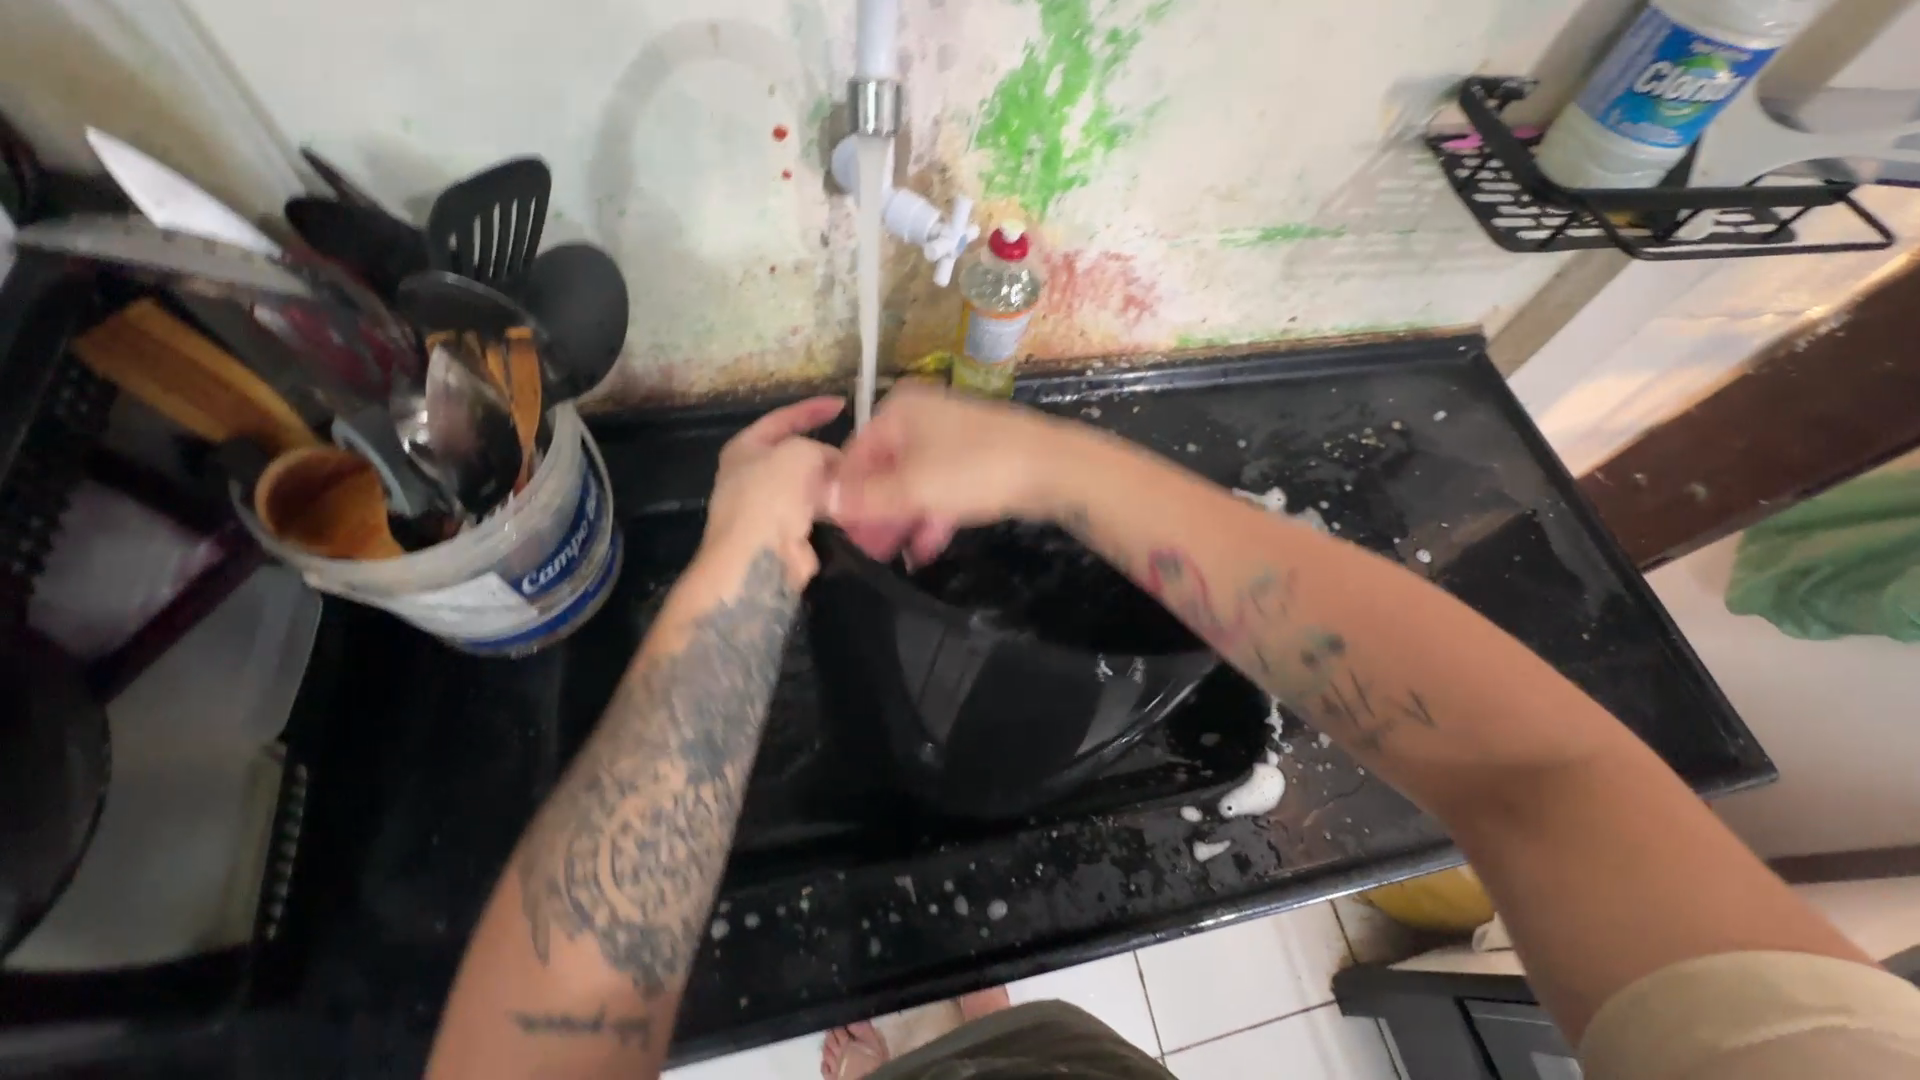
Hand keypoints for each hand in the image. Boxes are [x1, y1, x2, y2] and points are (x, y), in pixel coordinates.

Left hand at [701, 396, 844, 582]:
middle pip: (798, 456)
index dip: (811, 409)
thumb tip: (835, 465)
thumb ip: (821, 448)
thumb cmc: (771, 493)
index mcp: (745, 448)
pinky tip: (856, 505)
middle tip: (859, 452)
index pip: (781, 419)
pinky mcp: (785, 534)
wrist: (760, 555)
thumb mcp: (799, 452)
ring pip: (810, 487)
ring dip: (833, 485)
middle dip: (827, 454)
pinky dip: (834, 510)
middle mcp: (752, 475)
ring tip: (863, 478)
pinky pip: (816, 514)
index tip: (841, 404)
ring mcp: (768, 507)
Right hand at [830, 382, 1068, 562]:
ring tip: (896, 556)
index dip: (845, 497)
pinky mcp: (975, 457)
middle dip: (876, 513)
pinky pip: (941, 487)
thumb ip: (864, 497)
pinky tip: (926, 549)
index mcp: (897, 412)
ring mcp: (950, 436)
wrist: (1053, 467)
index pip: (854, 455)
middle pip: (884, 470)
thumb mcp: (912, 488)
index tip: (842, 534)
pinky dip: (931, 514)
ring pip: (913, 482)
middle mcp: (920, 417)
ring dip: (903, 520)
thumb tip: (820, 498)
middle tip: (869, 552)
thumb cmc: (973, 469)